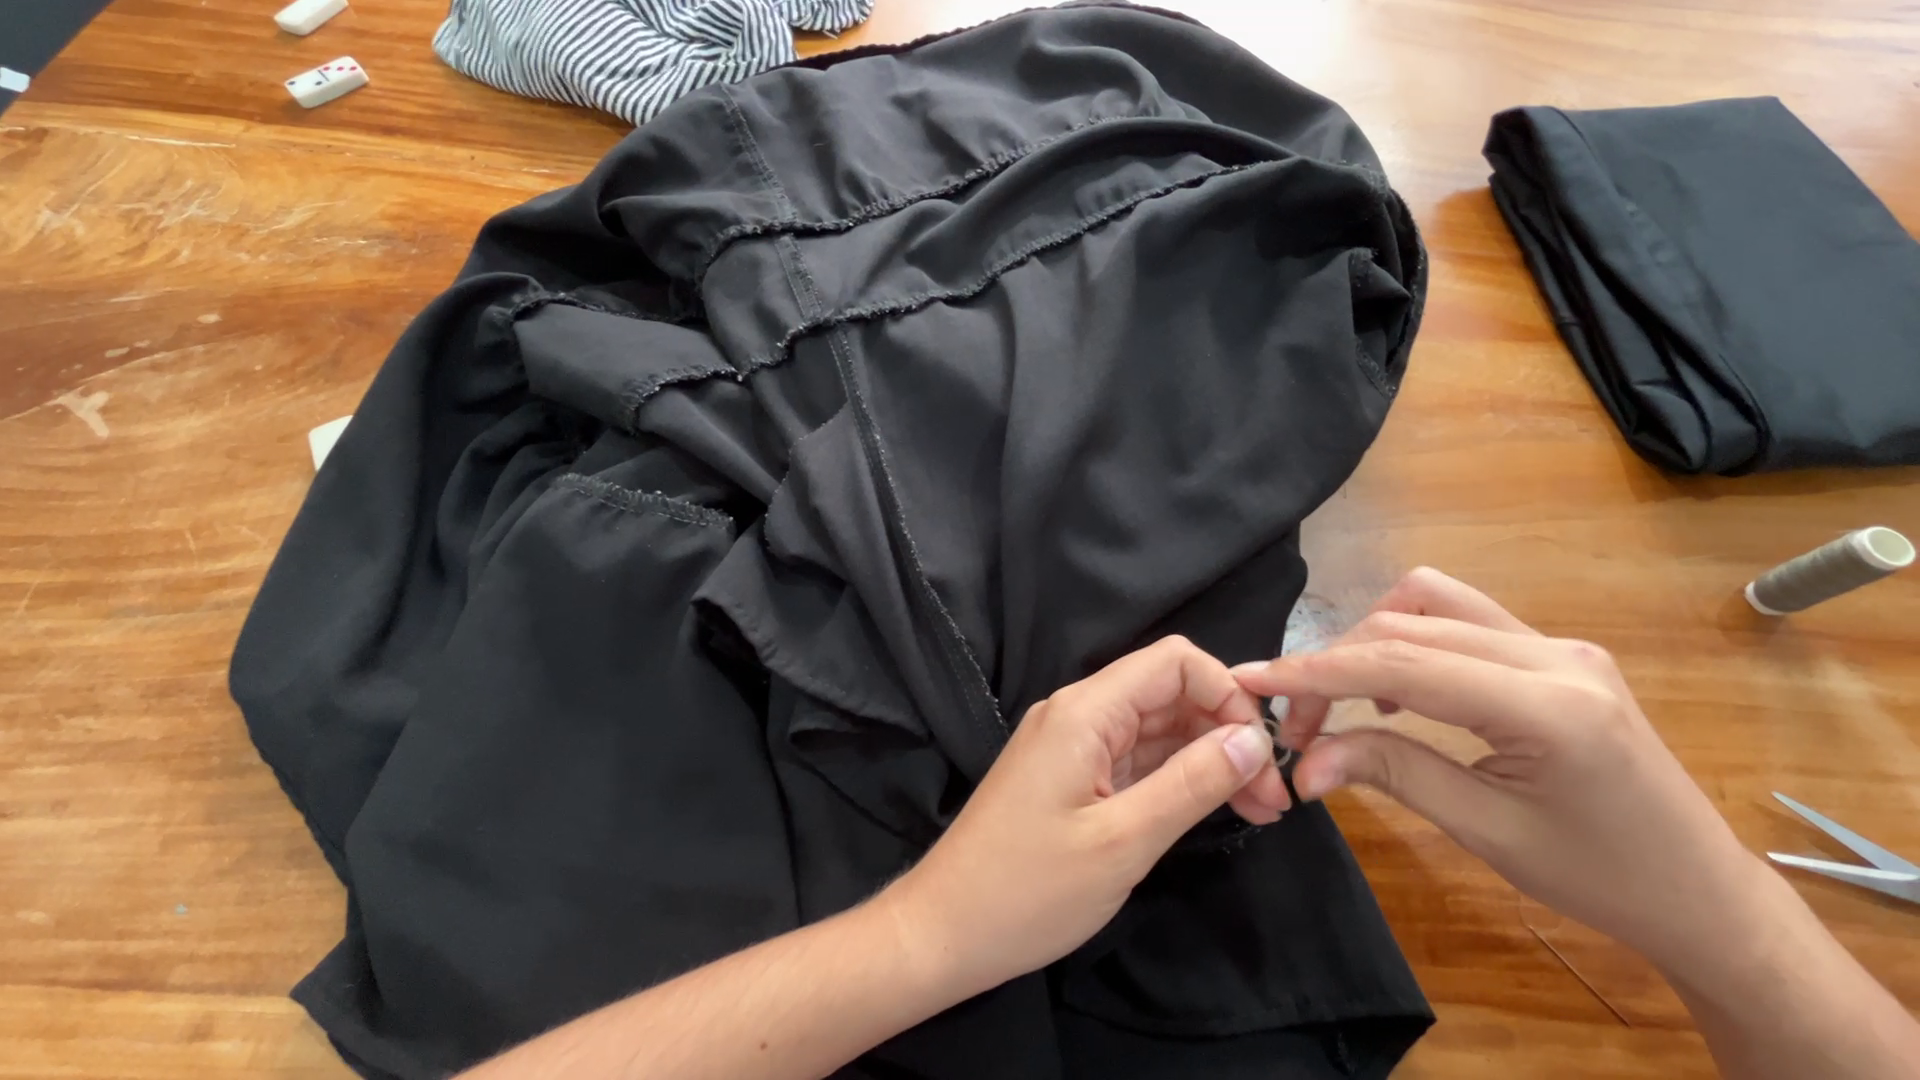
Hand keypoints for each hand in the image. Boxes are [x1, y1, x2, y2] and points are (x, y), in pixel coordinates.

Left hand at [878, 636, 1288, 996]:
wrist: (946, 930)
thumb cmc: (1029, 889)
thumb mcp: (1123, 840)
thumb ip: (1191, 783)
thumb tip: (1252, 740)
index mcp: (1084, 711)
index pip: (1173, 662)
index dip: (1226, 694)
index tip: (1263, 753)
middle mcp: (1078, 715)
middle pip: (1169, 694)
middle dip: (1226, 733)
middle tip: (1274, 798)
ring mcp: (1073, 747)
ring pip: (1157, 730)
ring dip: (1209, 760)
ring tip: (1260, 812)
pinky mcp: (1072, 778)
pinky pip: (1135, 760)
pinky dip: (1178, 779)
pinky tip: (1215, 810)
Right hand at [1231, 568, 1763, 971]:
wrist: (1704, 894)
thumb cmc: (1601, 878)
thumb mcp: (1486, 832)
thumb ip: (1390, 773)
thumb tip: (1302, 765)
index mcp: (1546, 703)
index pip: (1399, 663)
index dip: (1313, 670)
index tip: (1249, 682)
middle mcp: (1553, 652)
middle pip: (1406, 624)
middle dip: (1332, 664)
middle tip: (1296, 726)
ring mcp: (1558, 644)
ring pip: (1429, 601)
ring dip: (1369, 640)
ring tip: (1344, 700)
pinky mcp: (1554, 651)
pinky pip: (1459, 619)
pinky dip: (1407, 641)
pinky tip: (1397, 692)